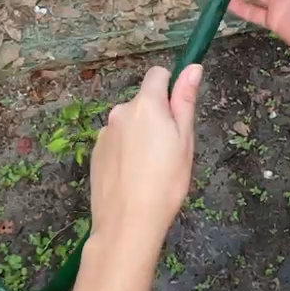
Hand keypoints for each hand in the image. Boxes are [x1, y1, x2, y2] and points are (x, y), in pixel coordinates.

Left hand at [87, 65, 200, 259]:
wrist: (127, 223)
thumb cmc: (165, 182)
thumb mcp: (184, 140)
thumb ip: (185, 100)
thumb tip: (193, 67)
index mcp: (145, 105)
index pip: (157, 74)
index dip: (170, 90)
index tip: (177, 116)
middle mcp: (120, 112)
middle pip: (143, 102)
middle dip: (156, 118)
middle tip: (168, 151)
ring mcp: (105, 133)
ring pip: (129, 124)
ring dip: (139, 136)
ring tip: (150, 169)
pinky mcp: (96, 153)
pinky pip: (116, 142)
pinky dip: (125, 152)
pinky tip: (133, 177)